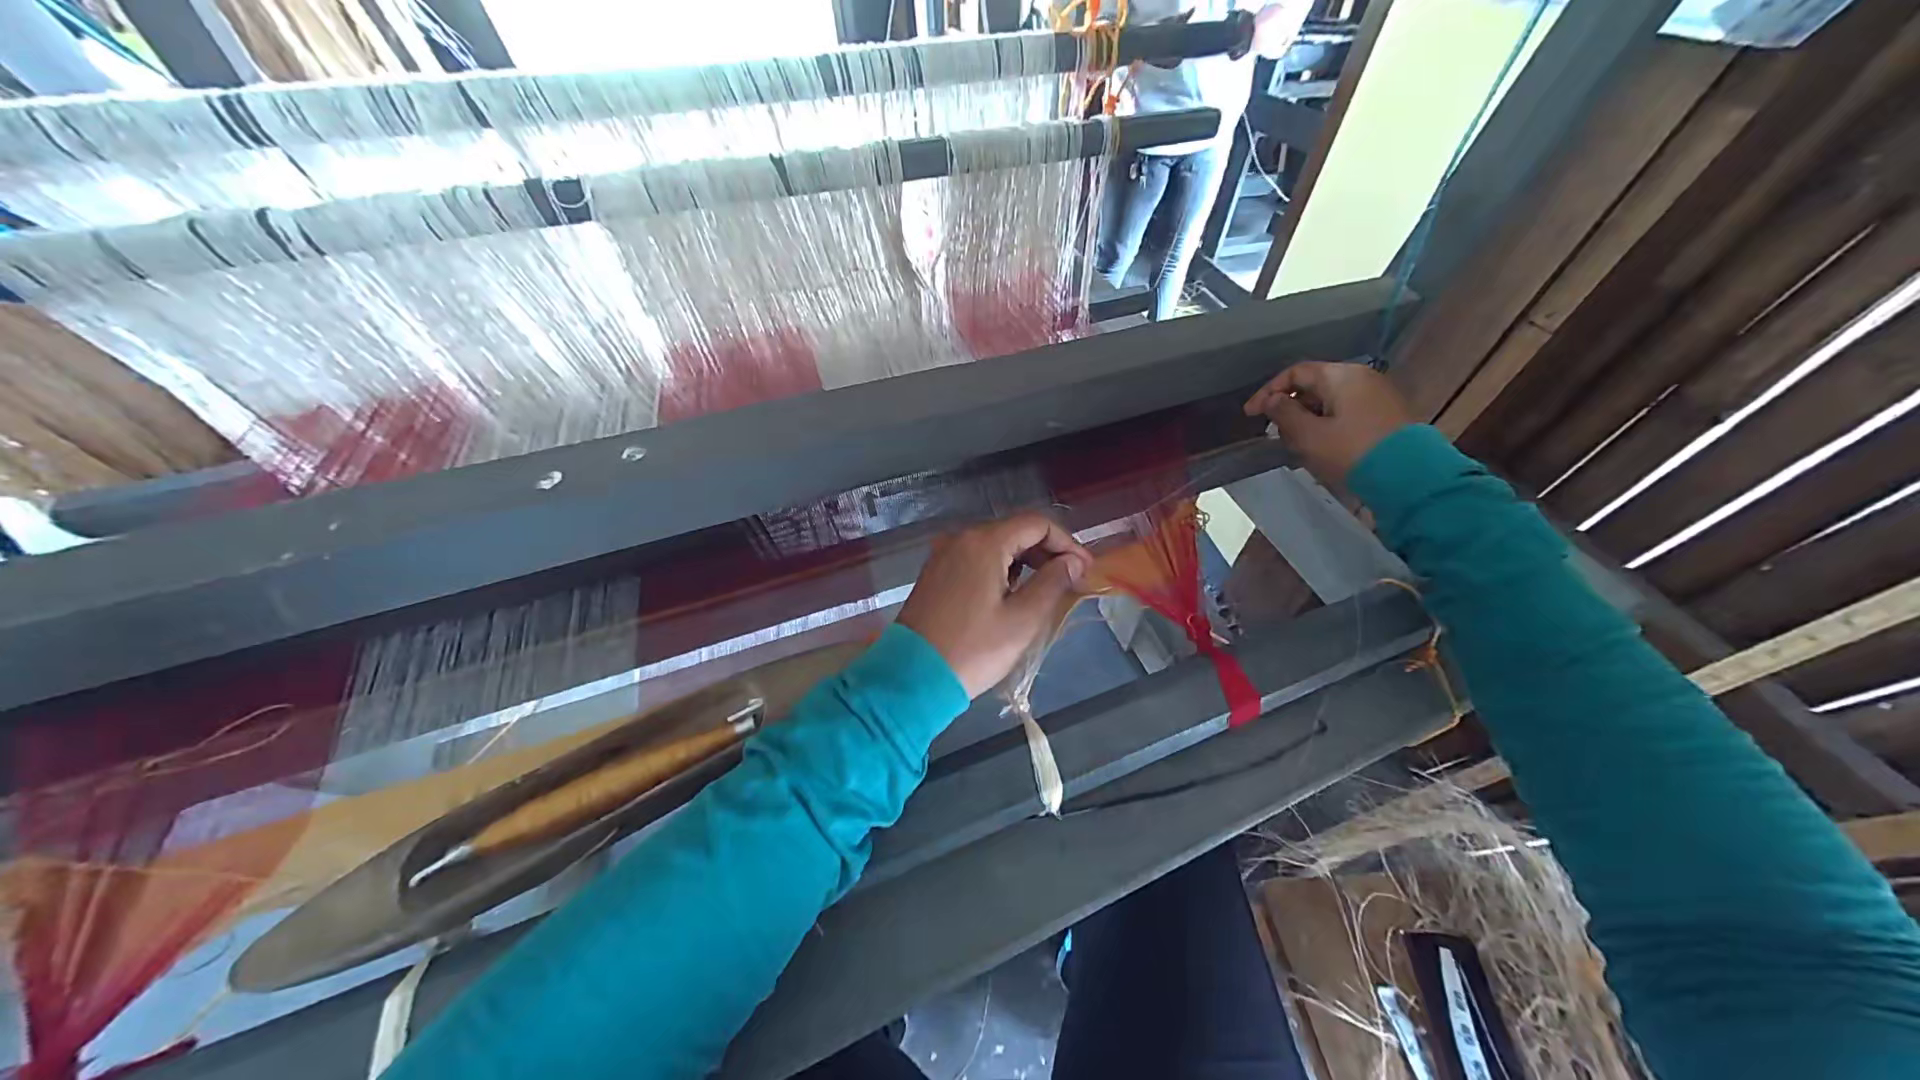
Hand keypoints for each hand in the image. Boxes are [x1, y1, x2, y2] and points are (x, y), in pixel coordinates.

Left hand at [897, 513, 1093, 698]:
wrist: (912, 678)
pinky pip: (976, 559)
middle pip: (1015, 530)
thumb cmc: (973, 649)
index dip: (1067, 543)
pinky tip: (1012, 594)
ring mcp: (944, 555)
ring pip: (995, 545)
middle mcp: (960, 539)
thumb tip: (1073, 562)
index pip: (1037, 524)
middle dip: (1047, 551)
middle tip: (1071, 581)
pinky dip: (1000, 569)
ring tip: (1046, 590)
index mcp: (983, 543)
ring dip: (1025, 561)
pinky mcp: (936, 573)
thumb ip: (1053, 583)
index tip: (1084, 569)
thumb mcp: (1022, 619)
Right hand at [1243, 361, 1413, 485]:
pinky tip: (1320, 448)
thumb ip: (1283, 413)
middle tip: (1275, 432)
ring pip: (1329, 401)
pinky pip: (1346, 413)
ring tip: (1296, 445)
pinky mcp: (1385, 416)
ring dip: (1307, 419)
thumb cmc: (1351, 451)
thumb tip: (1272, 401)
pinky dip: (1327, 425)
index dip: (1268, 391)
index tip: (1251, 414)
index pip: (1295, 373)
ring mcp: (1377, 397)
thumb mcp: (1308, 435)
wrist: (1408, 476)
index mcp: (1341, 376)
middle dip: (1289, 407)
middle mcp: (1361, 378)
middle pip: (1313, 385)